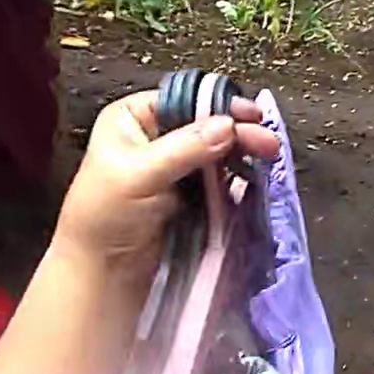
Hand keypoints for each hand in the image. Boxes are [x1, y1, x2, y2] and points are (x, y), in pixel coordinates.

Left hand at [53, 90, 280, 271]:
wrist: (105, 271)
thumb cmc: (104, 217)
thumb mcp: (138, 174)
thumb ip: (185, 148)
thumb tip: (228, 126)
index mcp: (134, 119)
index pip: (183, 101)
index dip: (217, 105)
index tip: (250, 114)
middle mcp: (158, 138)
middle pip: (207, 125)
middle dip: (238, 132)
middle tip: (268, 143)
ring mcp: (178, 168)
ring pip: (218, 151)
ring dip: (243, 153)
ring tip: (268, 157)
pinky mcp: (193, 195)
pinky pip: (222, 178)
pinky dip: (238, 177)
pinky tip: (254, 176)